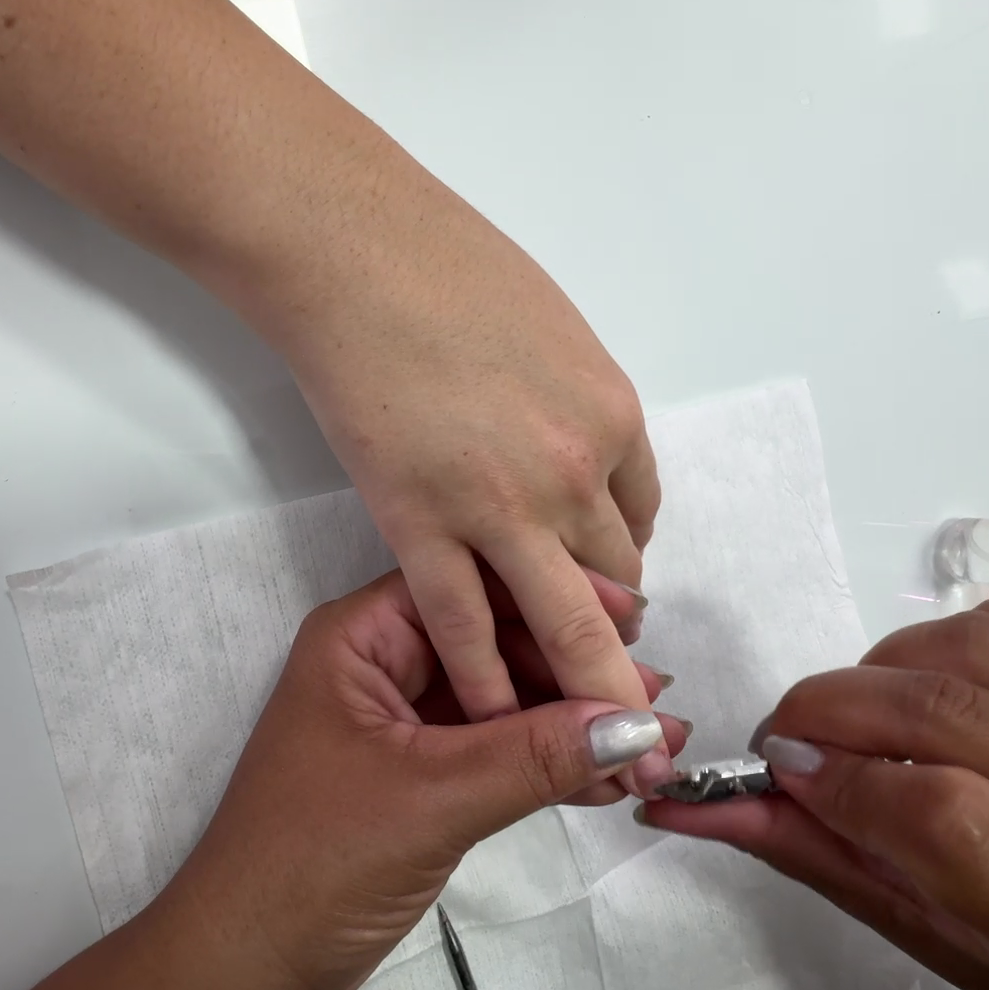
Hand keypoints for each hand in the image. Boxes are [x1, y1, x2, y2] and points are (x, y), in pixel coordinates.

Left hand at [9, 570, 686, 989]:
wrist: (249, 966)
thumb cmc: (315, 861)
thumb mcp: (429, 799)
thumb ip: (533, 756)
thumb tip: (638, 725)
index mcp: (364, 636)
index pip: (469, 591)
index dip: (549, 599)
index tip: (629, 618)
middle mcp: (386, 662)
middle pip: (495, 645)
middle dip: (574, 675)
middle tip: (656, 698)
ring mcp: (406, 717)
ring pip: (504, 700)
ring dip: (571, 724)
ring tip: (652, 743)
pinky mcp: (423, 768)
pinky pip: (496, 747)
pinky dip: (548, 762)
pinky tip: (606, 777)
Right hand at [275, 198, 666, 792]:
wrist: (351, 249)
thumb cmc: (446, 265)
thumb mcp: (547, 327)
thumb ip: (573, 400)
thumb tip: (572, 450)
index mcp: (610, 413)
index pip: (637, 513)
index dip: (620, 557)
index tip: (604, 580)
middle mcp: (573, 470)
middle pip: (612, 577)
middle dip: (612, 631)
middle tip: (608, 672)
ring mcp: (500, 505)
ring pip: (563, 621)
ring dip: (581, 684)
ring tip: (592, 740)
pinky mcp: (420, 525)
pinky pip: (467, 625)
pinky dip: (489, 683)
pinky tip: (499, 722)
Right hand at [643, 598, 988, 989]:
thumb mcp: (886, 906)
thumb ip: (787, 840)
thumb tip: (671, 799)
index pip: (943, 813)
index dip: (840, 776)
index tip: (783, 766)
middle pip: (952, 715)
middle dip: (836, 706)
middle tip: (794, 727)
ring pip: (974, 648)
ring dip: (883, 666)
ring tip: (865, 708)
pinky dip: (939, 640)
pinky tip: (928, 684)